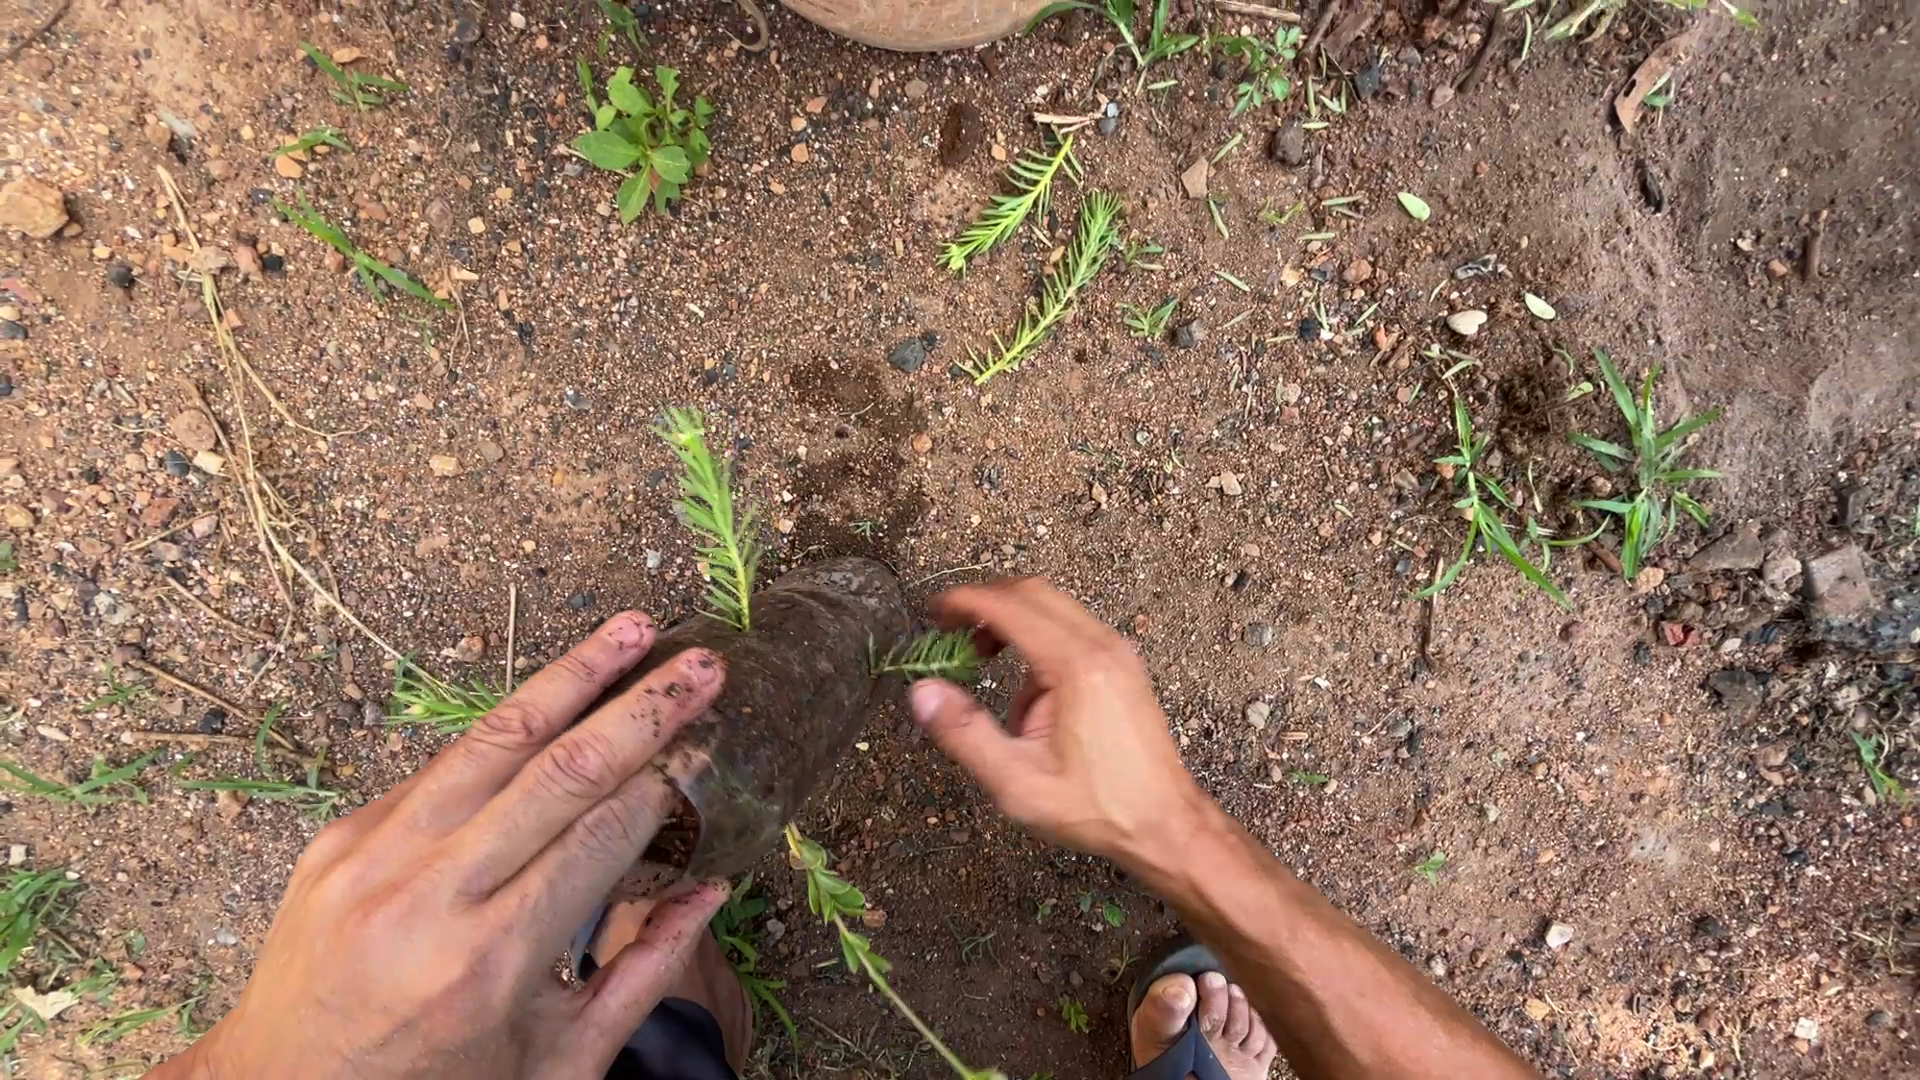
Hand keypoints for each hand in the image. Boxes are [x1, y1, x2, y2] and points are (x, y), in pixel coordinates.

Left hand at [156, 612, 729, 1079]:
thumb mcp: (557, 1064)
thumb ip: (645, 974)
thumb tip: (713, 889)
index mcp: (494, 960)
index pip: (604, 831)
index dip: (667, 777)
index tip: (709, 742)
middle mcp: (431, 895)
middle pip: (564, 769)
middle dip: (645, 708)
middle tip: (703, 665)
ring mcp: (376, 854)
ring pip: (501, 736)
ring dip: (578, 672)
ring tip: (633, 627)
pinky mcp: (345, 834)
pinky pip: (454, 760)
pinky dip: (521, 718)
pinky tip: (567, 685)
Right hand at [909, 578, 1209, 869]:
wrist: (1166, 824)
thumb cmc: (1095, 807)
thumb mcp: (1018, 782)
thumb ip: (965, 733)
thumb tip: (921, 691)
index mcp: (1076, 665)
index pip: (1011, 606)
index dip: (965, 600)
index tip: (933, 611)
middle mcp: (1101, 644)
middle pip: (1033, 592)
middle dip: (985, 601)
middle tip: (949, 628)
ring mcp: (1117, 650)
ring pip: (1054, 605)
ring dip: (1011, 618)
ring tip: (980, 656)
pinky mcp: (1122, 663)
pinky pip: (1071, 627)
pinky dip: (1037, 635)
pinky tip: (1026, 688)